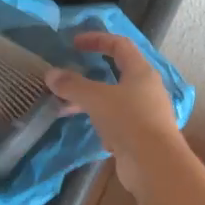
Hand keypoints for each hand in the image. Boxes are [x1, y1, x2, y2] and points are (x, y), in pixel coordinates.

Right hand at [45, 33, 186, 196]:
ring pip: (113, 97)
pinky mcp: (139, 134)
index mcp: (141, 71)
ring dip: (89, 97)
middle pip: (116, 71)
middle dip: (90, 72)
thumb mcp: (96, 98)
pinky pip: (114, 118)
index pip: (120, 45)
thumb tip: (50, 74)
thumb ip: (73, 85)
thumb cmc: (129, 121)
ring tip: (63, 103)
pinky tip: (80, 123)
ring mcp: (144, 112)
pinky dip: (96, 117)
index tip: (74, 43)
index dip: (97, 39)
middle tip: (68, 73)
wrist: (154, 165)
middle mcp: (146, 88)